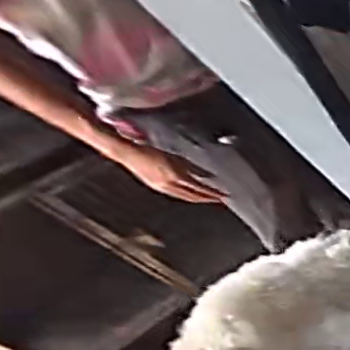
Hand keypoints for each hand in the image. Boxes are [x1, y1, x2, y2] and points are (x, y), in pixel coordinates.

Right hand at [105, 140, 225, 203]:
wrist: (124, 151)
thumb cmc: (149, 150)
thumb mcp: (176, 158)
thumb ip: (193, 168)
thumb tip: (210, 176)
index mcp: (176, 176)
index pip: (201, 189)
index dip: (214, 193)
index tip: (226, 195)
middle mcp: (169, 184)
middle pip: (194, 196)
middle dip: (209, 198)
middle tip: (220, 199)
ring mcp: (161, 187)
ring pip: (185, 197)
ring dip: (199, 199)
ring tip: (210, 199)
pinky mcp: (155, 186)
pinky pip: (176, 194)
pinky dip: (187, 196)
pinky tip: (192, 195)